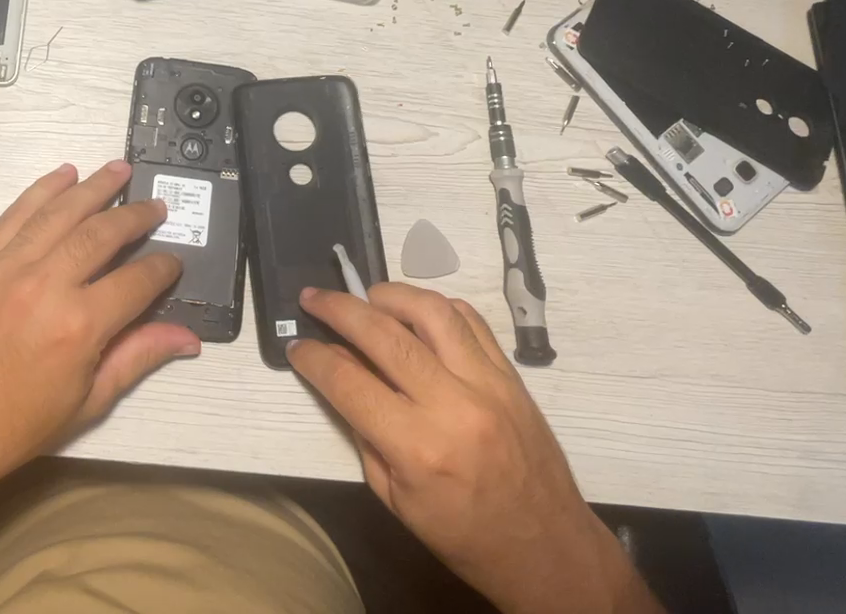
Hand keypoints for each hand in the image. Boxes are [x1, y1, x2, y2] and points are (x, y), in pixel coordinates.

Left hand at [0, 160, 198, 505]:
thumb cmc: (15, 427)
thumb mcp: (87, 403)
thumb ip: (138, 358)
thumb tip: (188, 337)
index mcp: (79, 326)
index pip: (137, 281)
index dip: (162, 268)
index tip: (174, 261)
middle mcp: (46, 284)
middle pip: (101, 234)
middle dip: (135, 216)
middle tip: (156, 206)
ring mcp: (7, 267)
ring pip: (59, 212)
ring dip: (93, 187)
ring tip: (119, 170)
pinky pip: (14, 214)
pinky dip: (41, 190)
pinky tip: (63, 175)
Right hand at [288, 284, 659, 613]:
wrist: (549, 551)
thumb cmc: (463, 535)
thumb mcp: (394, 496)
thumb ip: (362, 427)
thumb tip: (338, 369)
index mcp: (418, 448)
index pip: (348, 381)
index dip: (314, 358)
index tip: (296, 345)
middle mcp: (453, 405)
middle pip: (383, 334)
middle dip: (338, 309)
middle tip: (313, 297)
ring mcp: (489, 384)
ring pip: (431, 312)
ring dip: (389, 295)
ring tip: (365, 297)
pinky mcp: (512, 376)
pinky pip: (470, 321)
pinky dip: (435, 307)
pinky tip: (414, 313)